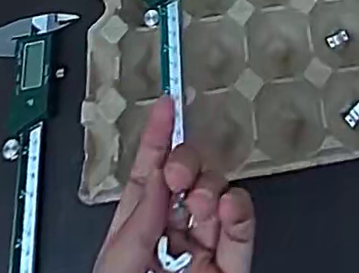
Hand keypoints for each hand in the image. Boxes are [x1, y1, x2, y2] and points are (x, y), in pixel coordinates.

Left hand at [93, 97, 255, 272]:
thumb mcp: (116, 269)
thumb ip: (138, 224)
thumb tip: (161, 175)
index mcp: (135, 238)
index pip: (148, 174)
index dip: (158, 136)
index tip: (167, 102)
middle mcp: (170, 240)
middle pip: (186, 178)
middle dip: (186, 162)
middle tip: (178, 172)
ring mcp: (203, 252)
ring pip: (216, 196)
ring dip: (211, 188)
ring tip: (201, 202)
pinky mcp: (232, 268)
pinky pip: (242, 230)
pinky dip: (240, 210)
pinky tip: (228, 206)